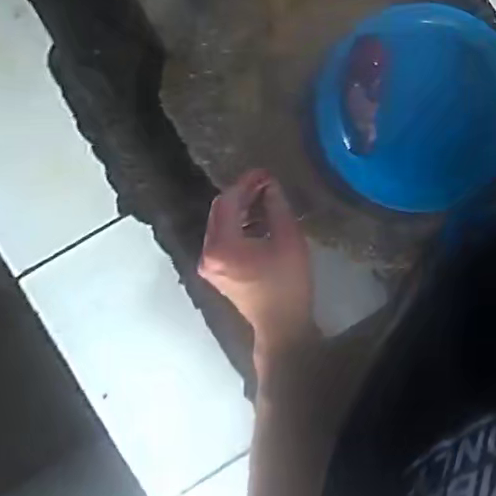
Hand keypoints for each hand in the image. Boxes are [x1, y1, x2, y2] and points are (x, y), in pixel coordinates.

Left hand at [199, 169, 314, 359]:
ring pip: (221, 224)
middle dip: (242, 194)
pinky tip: (261, 220)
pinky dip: (240, 224)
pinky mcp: (216, 271)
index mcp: (221, 246)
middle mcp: (207, 253)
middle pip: (220, 212)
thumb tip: (270, 185)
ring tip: (267, 198)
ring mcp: (208, 264)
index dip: (246, 183)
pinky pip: (223, 238)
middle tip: (268, 181)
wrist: (281, 323)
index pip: (227, 203)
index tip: (266, 172)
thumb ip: (276, 208)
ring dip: (242, 208)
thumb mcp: (288, 239)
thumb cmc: (288, 281)